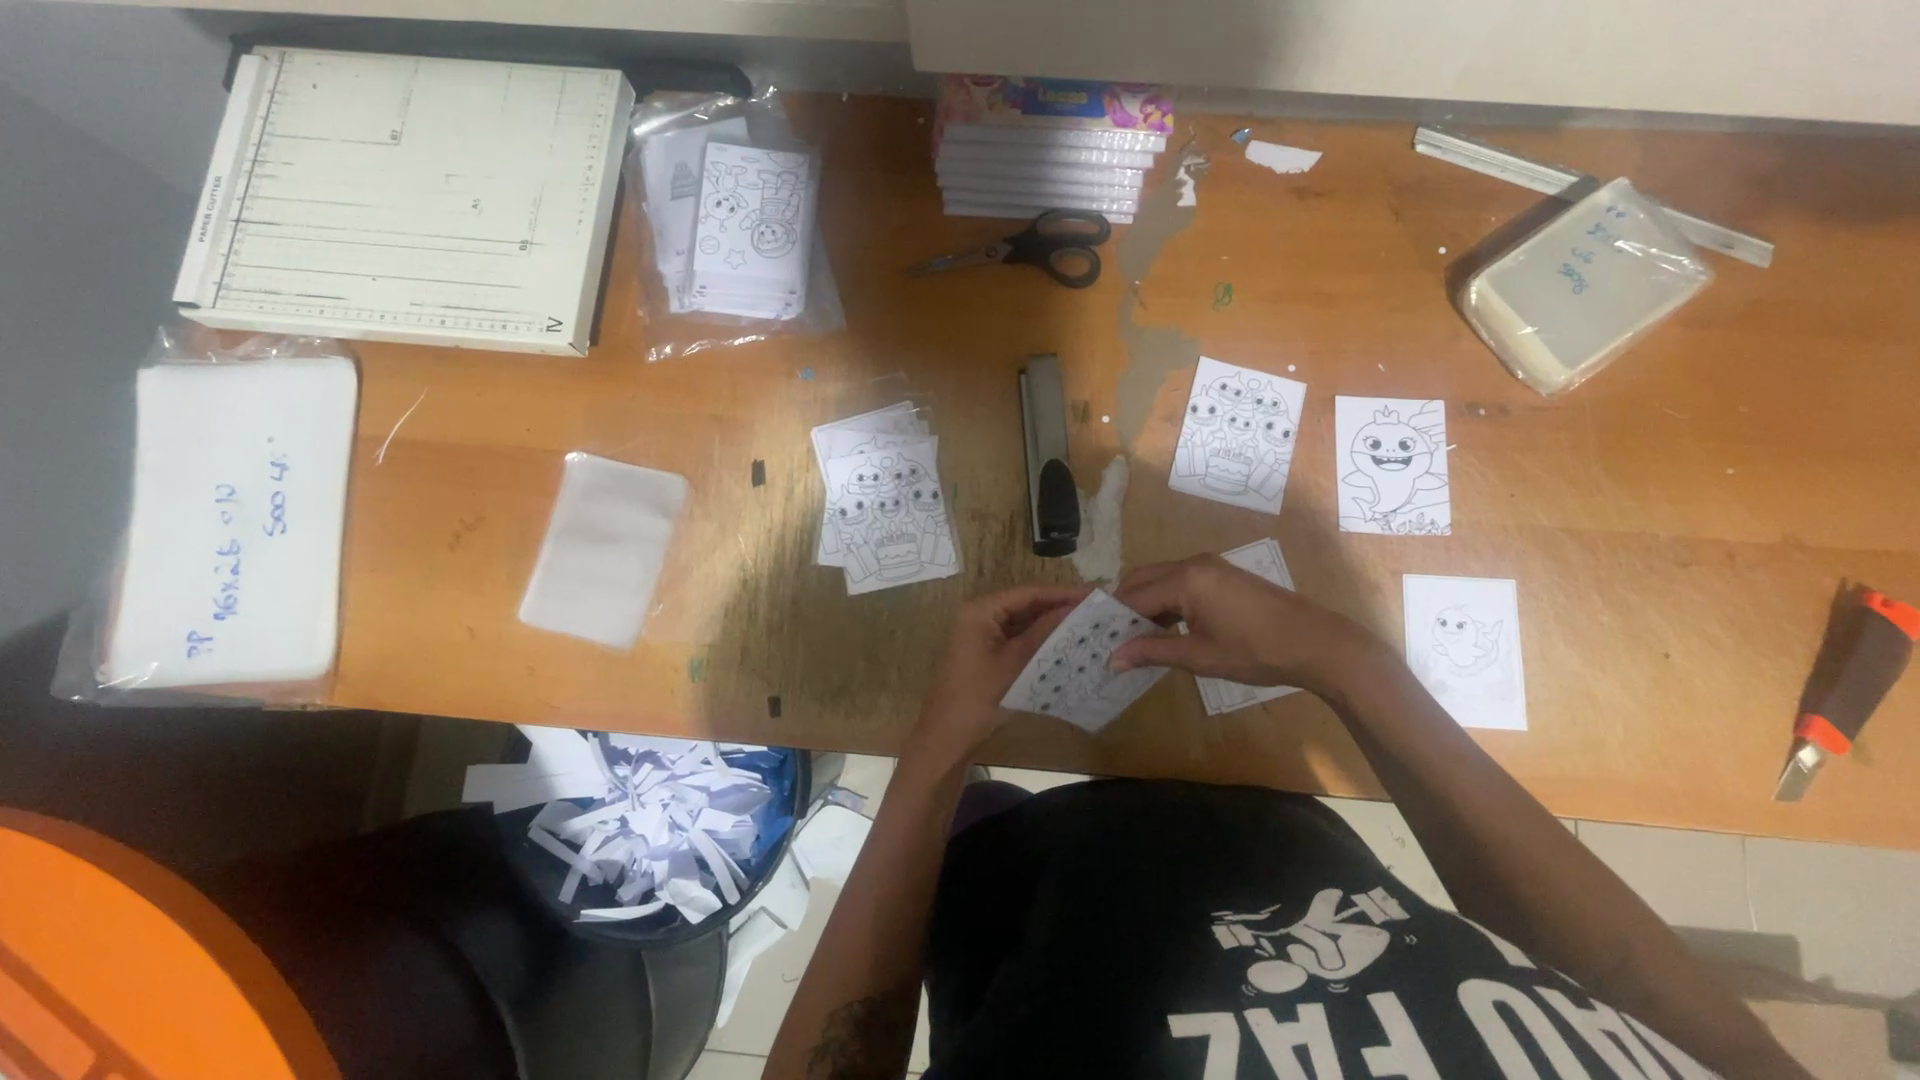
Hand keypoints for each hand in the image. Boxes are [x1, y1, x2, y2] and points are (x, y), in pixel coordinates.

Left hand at [914, 583, 1092, 756]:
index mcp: (980, 611)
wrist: (948, 736)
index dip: (1061, 593)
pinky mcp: (985, 652)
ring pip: (1021, 622)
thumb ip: (1044, 632)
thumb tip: (1075, 608)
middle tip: (1094, 610)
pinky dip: (1038, 639)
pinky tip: (1063, 643)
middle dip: (1057, 607)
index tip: (1093, 595)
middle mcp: (978, 615)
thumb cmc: (980, 697)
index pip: (1027, 593)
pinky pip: (1015, 638)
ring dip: (1049, 624)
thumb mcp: (1017, 662)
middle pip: (1024, 605)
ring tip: (1086, 624)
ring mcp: (981, 634)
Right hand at [1109, 555, 1386, 697]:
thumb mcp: (1199, 656)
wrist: (1317, 644)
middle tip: (1109, 638)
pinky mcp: (1223, 576)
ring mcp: (1211, 567)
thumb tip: (1112, 658)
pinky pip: (1180, 582)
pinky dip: (1165, 602)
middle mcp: (1193, 564)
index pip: (1133, 596)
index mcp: (1185, 579)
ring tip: (1132, 637)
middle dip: (1123, 607)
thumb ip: (1152, 651)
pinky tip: (1164, 628)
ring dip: (1144, 604)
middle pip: (1141, 580)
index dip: (1112, 620)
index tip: (1094, 641)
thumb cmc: (1256, 652)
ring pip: (1161, 580)